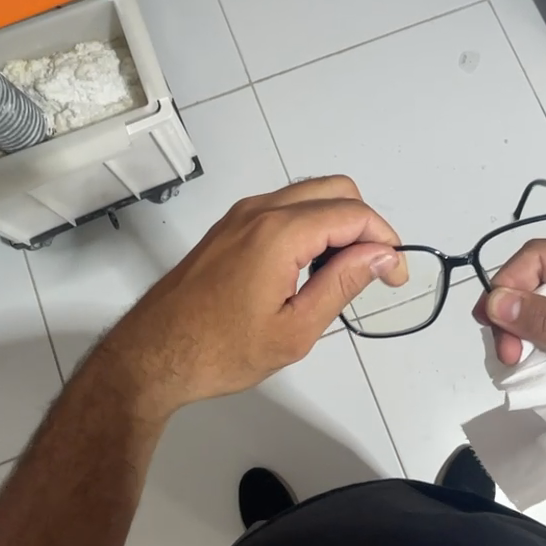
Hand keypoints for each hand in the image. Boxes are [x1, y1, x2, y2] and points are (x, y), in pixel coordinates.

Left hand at [83, 176, 406, 419]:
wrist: (151, 356)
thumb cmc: (222, 352)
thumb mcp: (294, 330)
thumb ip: (342, 284)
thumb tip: (383, 254)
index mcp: (279, 232)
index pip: (354, 214)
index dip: (385, 242)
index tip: (394, 279)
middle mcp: (260, 209)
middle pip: (335, 189)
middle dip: (365, 224)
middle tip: (371, 271)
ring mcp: (241, 214)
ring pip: (309, 194)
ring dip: (337, 222)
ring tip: (340, 275)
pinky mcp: (229, 227)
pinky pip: (284, 208)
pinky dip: (310, 225)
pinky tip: (307, 269)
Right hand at [472, 240, 545, 444]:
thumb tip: (495, 301)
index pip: (543, 256)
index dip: (510, 282)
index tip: (490, 321)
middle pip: (535, 280)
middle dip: (511, 313)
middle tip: (505, 354)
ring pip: (537, 307)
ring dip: (519, 332)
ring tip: (514, 364)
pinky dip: (533, 347)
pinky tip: (528, 367)